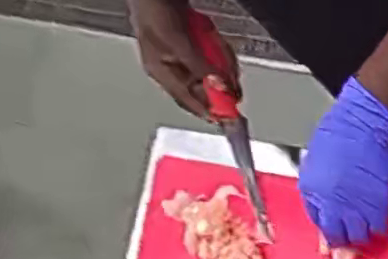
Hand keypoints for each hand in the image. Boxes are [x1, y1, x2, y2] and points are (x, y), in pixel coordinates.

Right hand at [127, 0, 239, 117]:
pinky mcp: (199, 48)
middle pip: (211, 92)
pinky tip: (216, 38)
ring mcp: (189, 59)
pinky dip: (222, 51)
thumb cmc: (153, 6)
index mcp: (163, 73)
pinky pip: (219, 60)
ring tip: (219, 46)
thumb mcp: (176, 41)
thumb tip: (221, 89)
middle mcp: (176, 69)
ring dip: (224, 63)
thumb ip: (200, 67)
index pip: (192, 104)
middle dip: (223, 82)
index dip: (213, 113)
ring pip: (219, 76)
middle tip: (231, 78)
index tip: (234, 119)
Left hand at [300, 77, 387, 247]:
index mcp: (312, 192)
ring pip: (358, 239)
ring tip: (363, 230)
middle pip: (338, 238)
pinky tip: (376, 221)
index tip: (333, 235)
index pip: (318, 224)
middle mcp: (332, 205)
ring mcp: (356, 208)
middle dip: (343, 244)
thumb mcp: (316, 163)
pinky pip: (378, 230)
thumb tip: (325, 216)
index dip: (327, 231)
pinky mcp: (377, 208)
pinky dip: (377, 230)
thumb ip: (319, 193)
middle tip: (349, 242)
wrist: (364, 125)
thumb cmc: (338, 135)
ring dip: (361, 239)